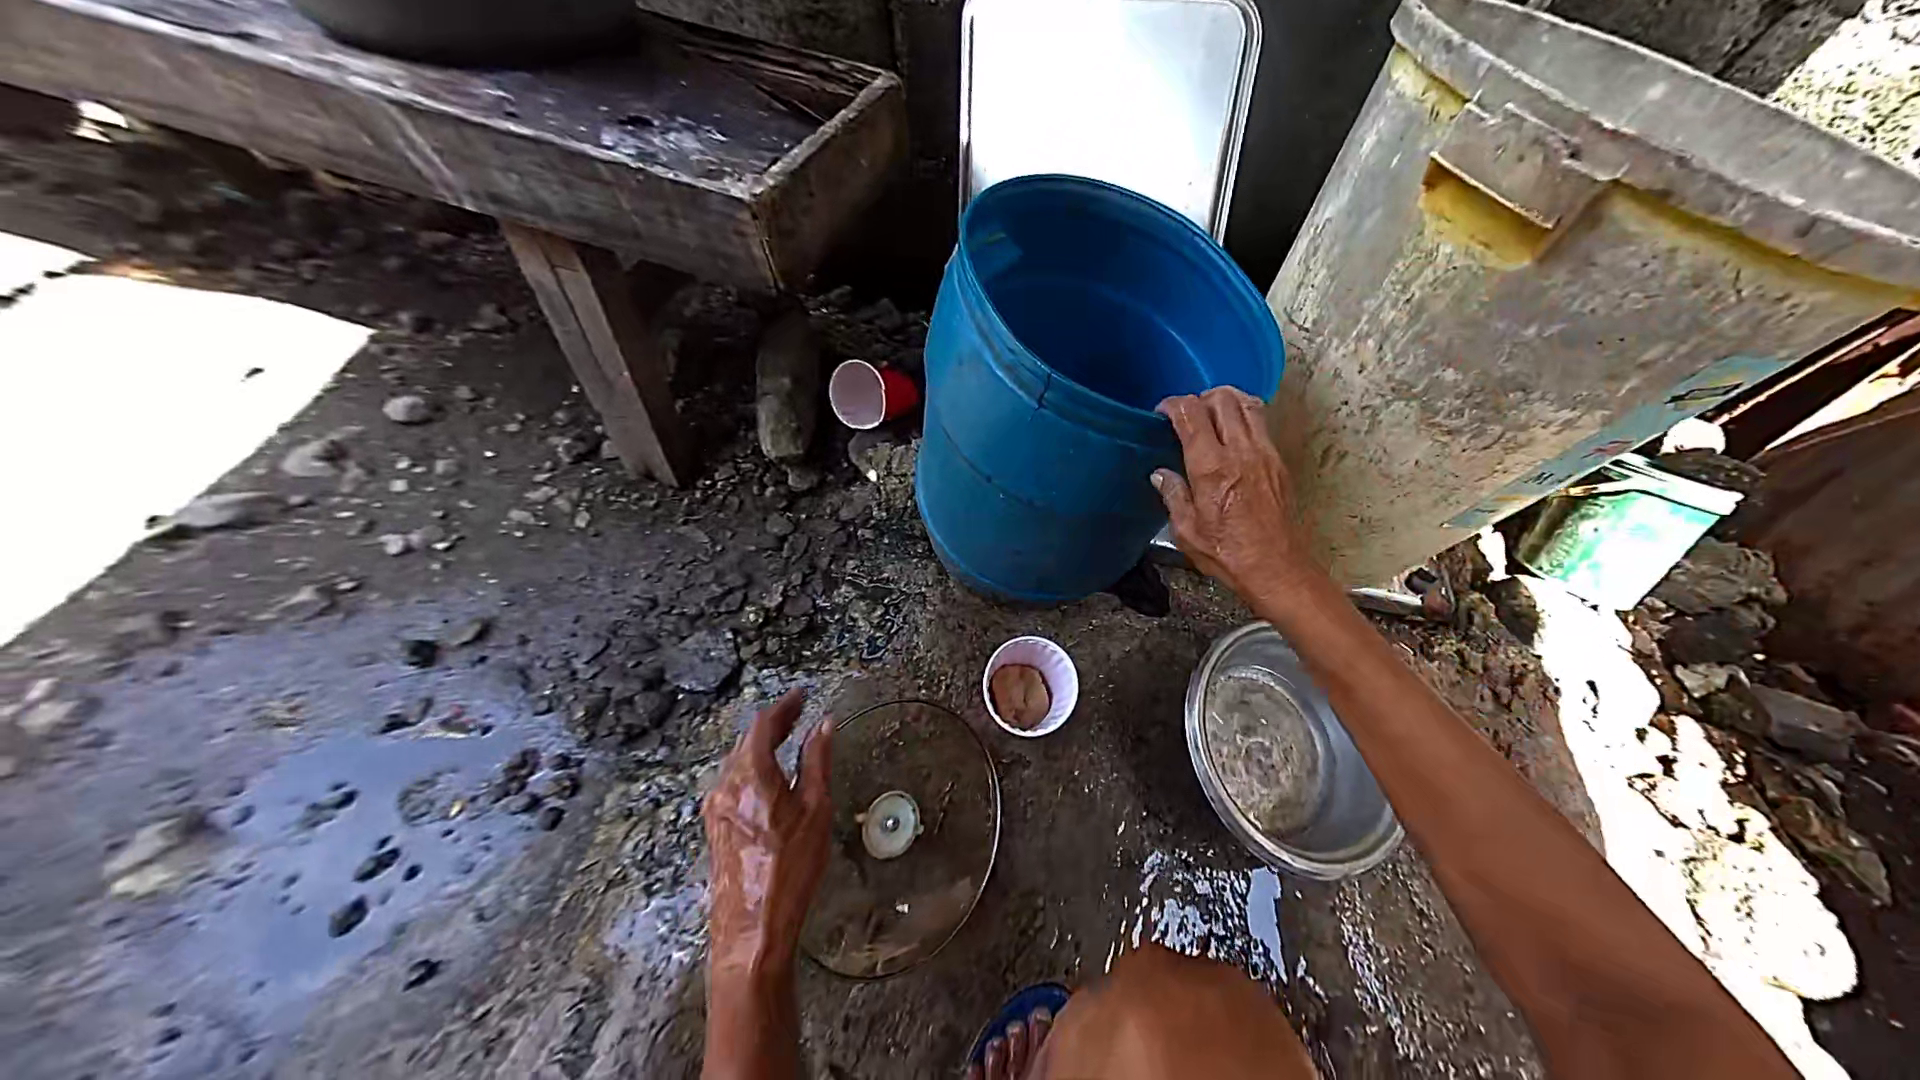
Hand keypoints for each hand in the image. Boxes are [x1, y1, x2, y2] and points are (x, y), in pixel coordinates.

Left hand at [702, 689, 832, 986]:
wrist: (751, 930)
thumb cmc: (791, 869)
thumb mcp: (815, 809)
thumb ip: (816, 761)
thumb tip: (823, 724)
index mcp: (750, 775)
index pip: (764, 725)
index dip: (784, 706)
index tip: (801, 695)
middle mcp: (725, 785)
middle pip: (747, 740)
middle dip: (774, 723)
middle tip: (798, 713)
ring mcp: (716, 807)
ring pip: (738, 760)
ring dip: (762, 744)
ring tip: (787, 737)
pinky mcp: (715, 826)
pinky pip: (733, 780)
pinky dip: (753, 765)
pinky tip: (768, 773)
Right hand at [1153, 387, 1317, 602]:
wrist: (1275, 568)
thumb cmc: (1229, 554)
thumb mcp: (1186, 530)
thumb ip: (1173, 495)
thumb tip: (1161, 475)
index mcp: (1211, 468)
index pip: (1191, 414)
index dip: (1173, 405)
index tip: (1163, 411)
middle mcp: (1241, 453)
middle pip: (1222, 398)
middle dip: (1199, 398)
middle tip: (1186, 413)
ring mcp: (1264, 454)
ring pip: (1247, 404)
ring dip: (1226, 401)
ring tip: (1210, 414)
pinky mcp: (1278, 463)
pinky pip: (1262, 423)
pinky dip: (1244, 416)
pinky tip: (1231, 432)